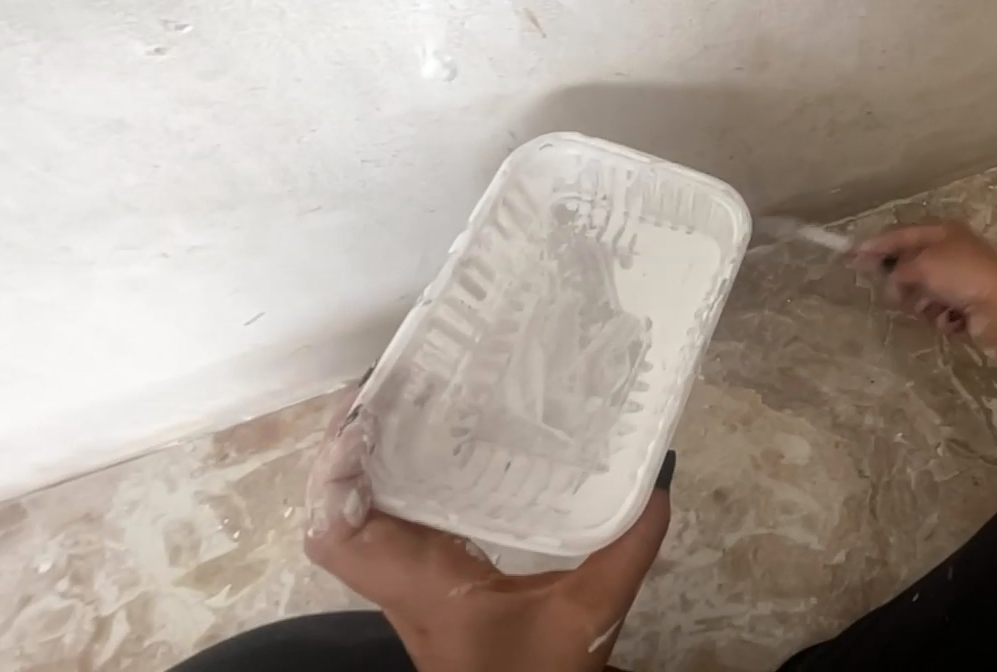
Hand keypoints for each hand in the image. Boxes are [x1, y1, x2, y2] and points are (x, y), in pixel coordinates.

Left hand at [303, 397, 671, 671]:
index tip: (364, 415)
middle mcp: (404, 584)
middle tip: (391, 384)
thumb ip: (632, 542)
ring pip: (361, 519)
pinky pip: (395, 524)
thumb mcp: (595, 611)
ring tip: (406, 401)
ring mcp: (412, 584)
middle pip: (339, 518)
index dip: (337, 477)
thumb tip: (659, 470)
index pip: (345, 537)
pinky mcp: (432, 580)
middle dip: (346, 449)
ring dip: (367, 463)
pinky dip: (396, 481)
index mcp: (428, 590)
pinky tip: (438, 447)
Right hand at [855, 222, 996, 344]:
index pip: (903, 235)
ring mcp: (962, 280)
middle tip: (897, 294)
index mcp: (944, 232)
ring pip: (925, 294)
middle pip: (914, 267)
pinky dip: (943, 317)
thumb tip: (892, 280)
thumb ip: (899, 269)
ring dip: (924, 304)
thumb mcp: (923, 264)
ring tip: (933, 309)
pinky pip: (941, 312)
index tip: (854, 255)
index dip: (879, 245)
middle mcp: (953, 252)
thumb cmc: (961, 274)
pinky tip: (952, 320)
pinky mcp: (968, 306)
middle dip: (905, 283)